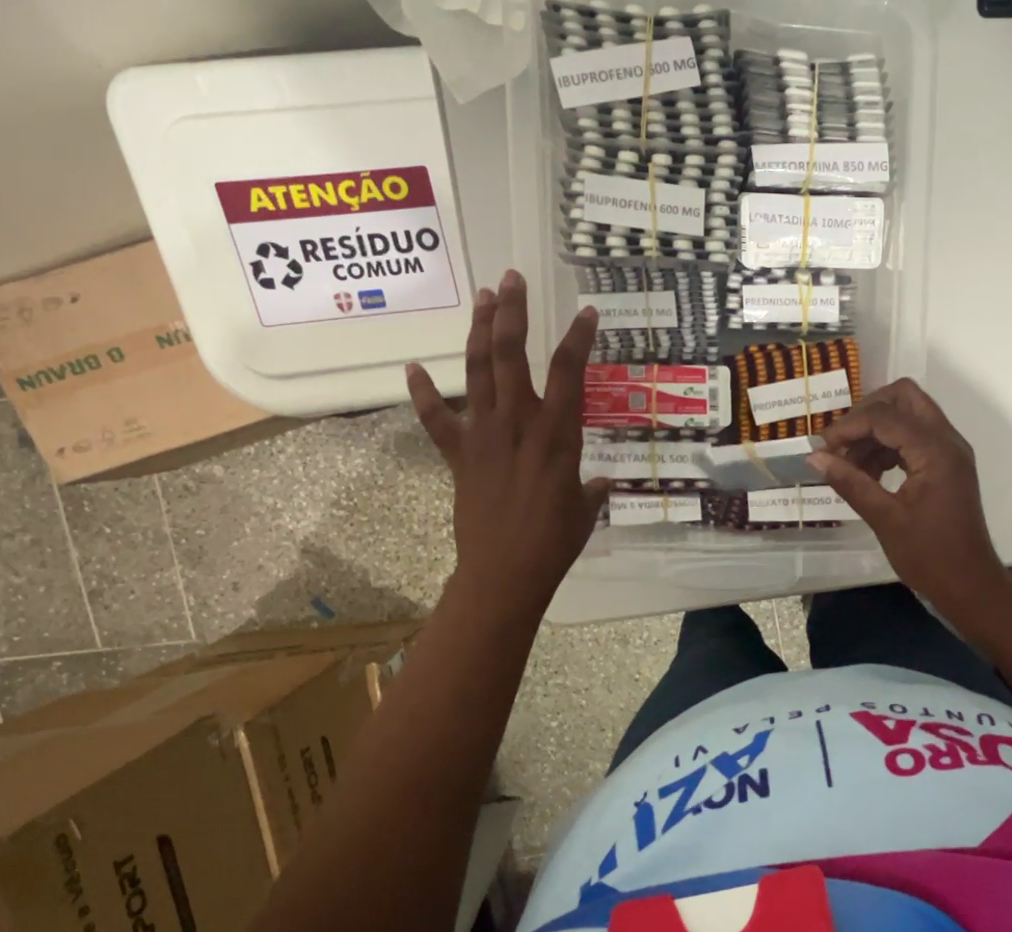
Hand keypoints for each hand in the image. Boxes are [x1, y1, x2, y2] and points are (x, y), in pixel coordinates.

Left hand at [407, 270, 608, 614]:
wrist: (505, 571)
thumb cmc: (555, 542)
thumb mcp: (585, 510)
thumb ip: (590, 489)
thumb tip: (598, 483)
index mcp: (557, 435)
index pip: (568, 373)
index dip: (577, 338)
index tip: (585, 311)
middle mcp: (517, 423)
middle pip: (511, 355)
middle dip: (512, 313)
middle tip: (511, 279)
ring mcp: (483, 435)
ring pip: (477, 372)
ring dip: (478, 332)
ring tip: (482, 297)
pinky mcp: (458, 454)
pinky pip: (437, 419)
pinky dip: (424, 393)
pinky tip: (413, 367)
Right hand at [809, 378, 1011, 612]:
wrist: (970, 584)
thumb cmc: (929, 556)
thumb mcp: (884, 518)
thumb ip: (850, 482)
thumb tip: (814, 457)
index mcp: (935, 450)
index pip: (884, 415)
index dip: (848, 426)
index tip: (821, 448)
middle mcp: (947, 440)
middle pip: (904, 397)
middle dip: (867, 413)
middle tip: (841, 443)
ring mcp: (950, 452)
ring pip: (909, 415)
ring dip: (876, 431)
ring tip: (849, 466)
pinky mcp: (947, 466)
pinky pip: (915, 438)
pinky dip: (889, 446)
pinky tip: (868, 473)